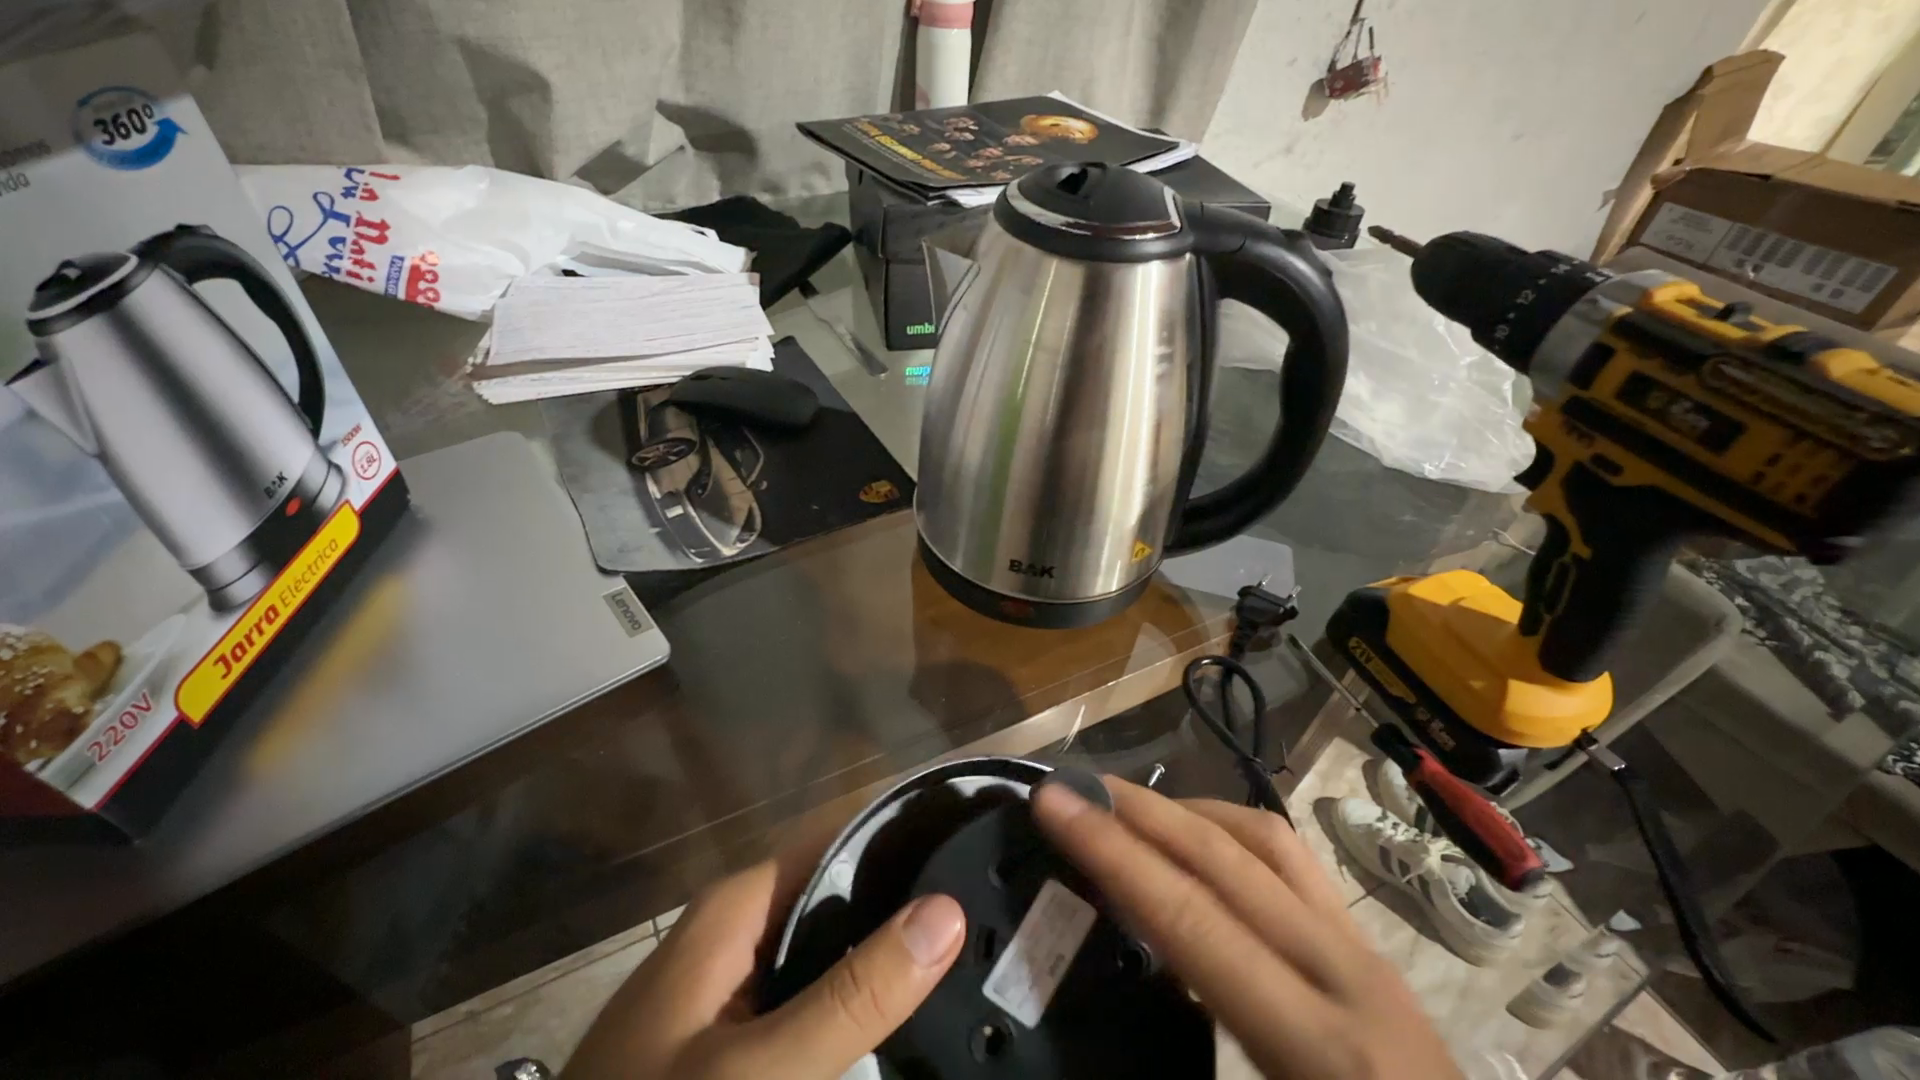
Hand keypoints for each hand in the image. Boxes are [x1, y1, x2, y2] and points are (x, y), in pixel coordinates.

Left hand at [564, 828, 966, 1079]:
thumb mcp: (758, 1067)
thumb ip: (852, 996)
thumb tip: (946, 911)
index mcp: (740, 904)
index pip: (839, 831)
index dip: (906, 828)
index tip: (975, 836)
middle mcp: (741, 923)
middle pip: (840, 880)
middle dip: (909, 887)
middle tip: (992, 895)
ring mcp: (737, 973)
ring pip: (831, 935)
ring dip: (890, 938)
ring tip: (974, 936)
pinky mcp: (738, 1020)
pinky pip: (814, 982)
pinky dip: (860, 984)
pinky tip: (908, 997)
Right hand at [1032, 777, 1461, 1079]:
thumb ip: (1184, 1044)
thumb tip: (1112, 994)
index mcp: (1316, 1038)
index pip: (1191, 917)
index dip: (1112, 853)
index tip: (1052, 802)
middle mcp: (1344, 972)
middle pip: (1229, 857)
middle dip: (1140, 812)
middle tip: (1073, 788)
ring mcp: (1366, 952)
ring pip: (1269, 842)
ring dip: (1189, 813)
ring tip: (1127, 812)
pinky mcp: (1372, 951)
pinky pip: (1297, 865)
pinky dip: (1235, 836)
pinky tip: (1200, 850)